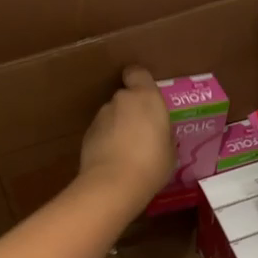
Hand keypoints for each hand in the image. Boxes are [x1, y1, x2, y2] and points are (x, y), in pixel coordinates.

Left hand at [77, 67, 174, 203]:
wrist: (113, 184)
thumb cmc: (152, 163)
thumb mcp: (170, 149)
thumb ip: (162, 132)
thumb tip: (157, 133)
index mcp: (146, 97)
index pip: (138, 73)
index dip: (139, 81)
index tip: (146, 95)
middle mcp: (121, 100)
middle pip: (125, 97)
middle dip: (131, 111)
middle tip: (142, 132)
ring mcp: (101, 116)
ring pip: (112, 115)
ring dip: (118, 127)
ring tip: (127, 151)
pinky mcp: (87, 134)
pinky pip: (102, 132)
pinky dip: (107, 141)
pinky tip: (114, 161)